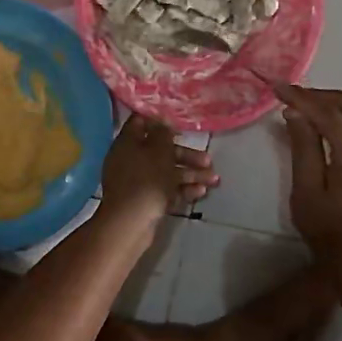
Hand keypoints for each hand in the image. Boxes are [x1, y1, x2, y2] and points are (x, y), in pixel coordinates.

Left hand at [101, 116, 218, 220]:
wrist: (130, 223)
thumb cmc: (146, 180)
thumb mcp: (158, 152)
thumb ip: (163, 133)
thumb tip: (162, 117)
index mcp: (128, 142)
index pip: (141, 122)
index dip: (161, 121)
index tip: (182, 124)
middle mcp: (130, 158)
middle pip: (160, 150)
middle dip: (185, 155)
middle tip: (208, 160)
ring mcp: (136, 180)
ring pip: (166, 171)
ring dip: (190, 174)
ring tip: (213, 180)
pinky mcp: (144, 199)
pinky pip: (164, 189)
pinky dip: (181, 189)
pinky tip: (200, 193)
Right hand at [276, 87, 341, 268]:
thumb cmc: (324, 227)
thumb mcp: (304, 190)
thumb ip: (303, 147)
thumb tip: (294, 112)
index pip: (331, 116)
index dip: (303, 98)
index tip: (278, 88)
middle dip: (322, 95)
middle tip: (292, 96)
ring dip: (337, 101)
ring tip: (307, 104)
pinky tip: (325, 118)